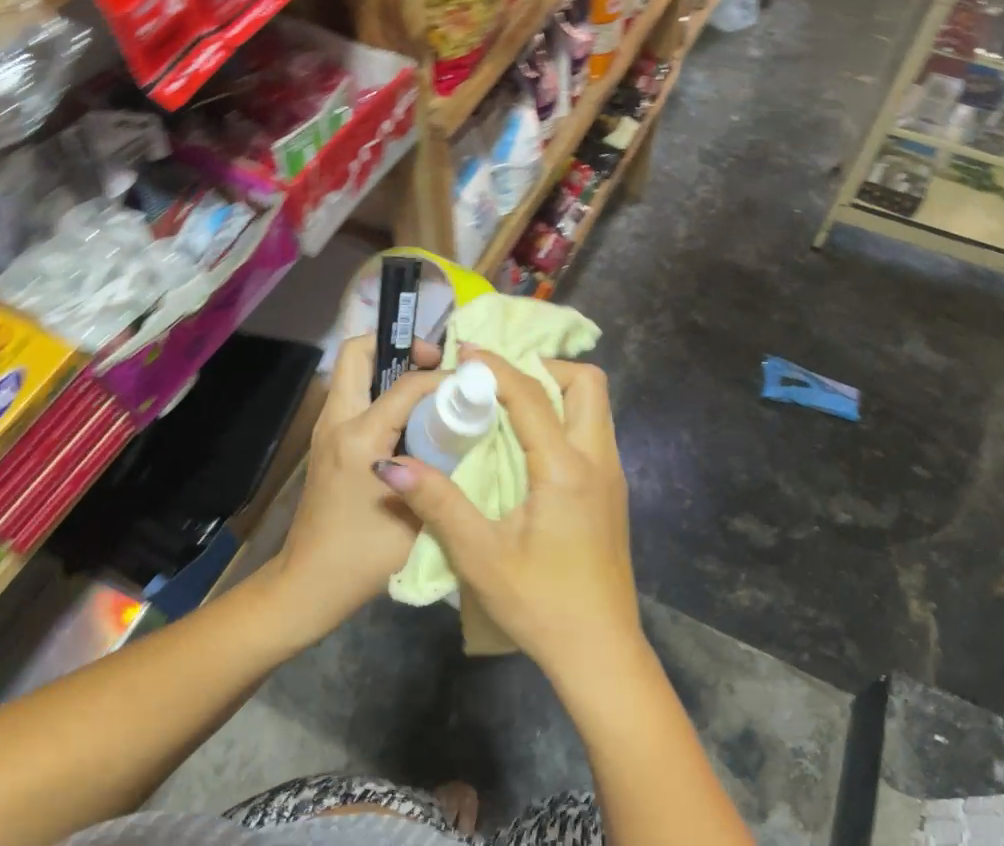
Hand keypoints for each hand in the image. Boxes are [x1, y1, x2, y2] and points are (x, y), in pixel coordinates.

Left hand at [272, 337, 445, 634]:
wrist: (310, 583)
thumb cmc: (365, 557)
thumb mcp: (417, 515)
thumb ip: (441, 468)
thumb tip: (468, 434)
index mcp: (359, 438)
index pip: (406, 383)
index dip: (441, 375)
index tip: (468, 383)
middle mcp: (337, 422)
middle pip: (357, 352)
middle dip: (398, 345)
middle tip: (432, 362)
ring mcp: (326, 430)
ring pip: (353, 371)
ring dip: (387, 365)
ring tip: (427, 385)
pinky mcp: (327, 442)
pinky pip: (354, 396)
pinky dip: (380, 389)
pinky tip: (410, 416)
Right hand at [373, 351, 640, 680]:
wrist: (600, 651)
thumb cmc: (539, 604)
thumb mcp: (480, 556)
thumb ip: (438, 503)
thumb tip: (391, 464)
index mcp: (566, 468)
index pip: (532, 395)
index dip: (496, 368)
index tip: (465, 352)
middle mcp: (598, 461)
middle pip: (586, 384)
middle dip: (543, 369)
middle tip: (497, 381)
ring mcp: (612, 477)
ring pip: (595, 408)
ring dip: (557, 392)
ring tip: (508, 406)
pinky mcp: (613, 494)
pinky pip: (594, 433)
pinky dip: (565, 419)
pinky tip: (530, 446)